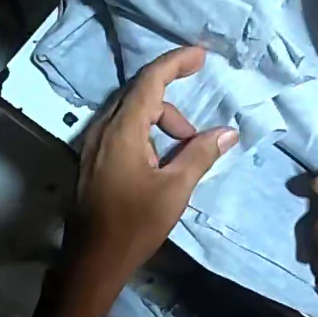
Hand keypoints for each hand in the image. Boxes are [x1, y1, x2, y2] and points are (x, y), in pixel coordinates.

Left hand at [72, 46, 236, 286]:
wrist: (92, 260)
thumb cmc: (135, 224)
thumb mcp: (175, 189)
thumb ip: (200, 154)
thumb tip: (228, 132)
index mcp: (121, 130)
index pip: (150, 80)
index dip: (177, 62)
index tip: (202, 56)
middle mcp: (101, 129)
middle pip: (140, 95)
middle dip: (172, 104)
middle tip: (196, 136)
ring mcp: (91, 145)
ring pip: (129, 114)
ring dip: (159, 124)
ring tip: (179, 158)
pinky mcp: (90, 161)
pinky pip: (119, 132)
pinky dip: (143, 135)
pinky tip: (157, 163)